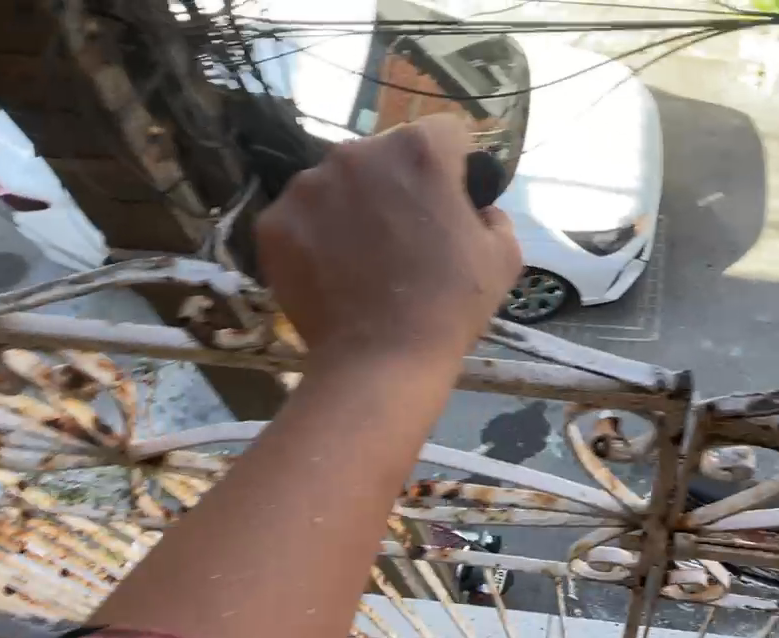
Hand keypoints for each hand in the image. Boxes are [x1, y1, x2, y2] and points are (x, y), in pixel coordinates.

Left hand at [254, 114, 520, 362]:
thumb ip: (496, 217)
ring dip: (354, 212)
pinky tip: (334, 277)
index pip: (445, 134)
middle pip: (385, 157)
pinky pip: (302, 220)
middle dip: (398, 189)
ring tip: (366, 265)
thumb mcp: (503, 261)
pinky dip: (317, 241)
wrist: (381, 362)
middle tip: (407, 244)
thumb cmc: (450, 309)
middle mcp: (357, 152)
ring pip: (338, 185)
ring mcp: (308, 185)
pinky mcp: (274, 222)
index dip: (455, 170)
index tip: (452, 206)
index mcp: (419, 151)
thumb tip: (479, 211)